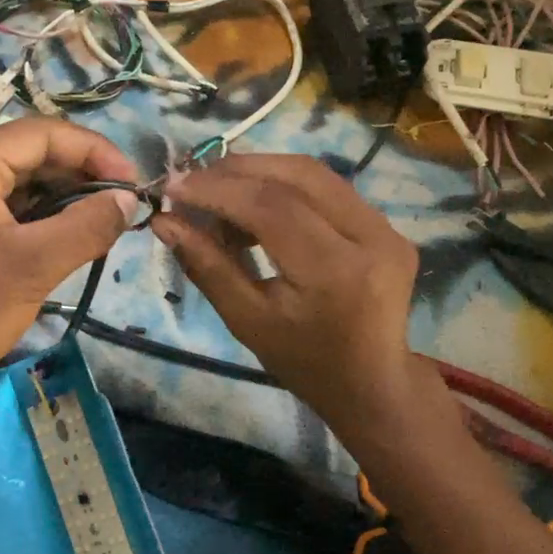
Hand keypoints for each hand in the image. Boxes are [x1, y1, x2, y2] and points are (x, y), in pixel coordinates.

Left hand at [0, 118, 138, 400]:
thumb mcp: (34, 266)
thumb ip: (87, 226)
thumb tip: (130, 200)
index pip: (40, 134)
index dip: (93, 151)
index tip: (133, 182)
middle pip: (26, 152)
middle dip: (78, 174)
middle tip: (121, 204)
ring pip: (13, 177)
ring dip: (59, 194)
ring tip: (100, 219)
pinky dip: (33, 212)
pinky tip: (63, 232)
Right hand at [151, 153, 419, 423]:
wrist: (371, 381)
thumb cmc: (302, 360)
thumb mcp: (246, 320)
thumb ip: (207, 266)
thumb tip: (164, 221)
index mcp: (336, 271)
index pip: (272, 208)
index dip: (217, 191)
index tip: (173, 188)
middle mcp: (371, 238)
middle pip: (296, 176)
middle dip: (236, 172)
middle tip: (190, 183)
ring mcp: (387, 227)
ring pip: (313, 174)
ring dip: (258, 173)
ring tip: (217, 191)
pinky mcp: (388, 225)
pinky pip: (328, 188)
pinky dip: (283, 186)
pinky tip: (253, 204)